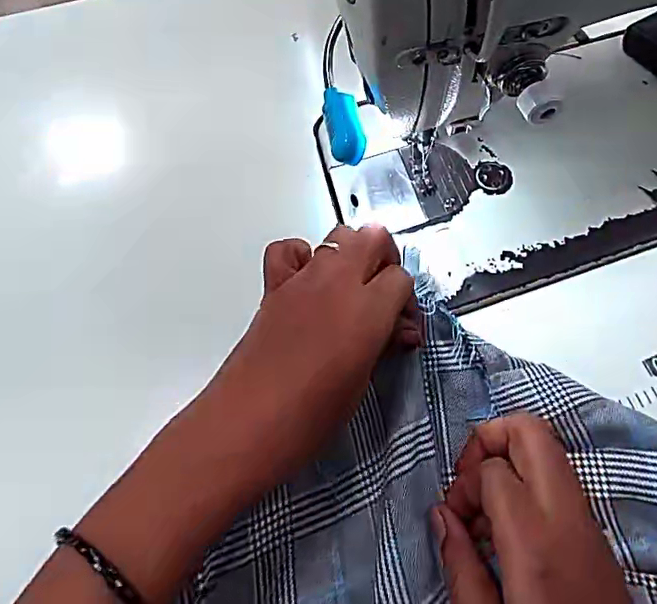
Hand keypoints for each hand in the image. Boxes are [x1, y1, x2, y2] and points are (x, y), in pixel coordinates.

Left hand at [185, 226, 419, 495]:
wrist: (250, 420)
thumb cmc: (306, 415)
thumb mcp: (362, 383)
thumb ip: (382, 343)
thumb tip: (394, 330)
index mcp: (367, 308)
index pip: (401, 277)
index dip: (405, 298)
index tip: (403, 318)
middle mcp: (336, 283)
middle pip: (373, 237)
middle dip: (386, 258)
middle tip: (386, 288)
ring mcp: (303, 279)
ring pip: (338, 236)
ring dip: (352, 252)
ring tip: (353, 283)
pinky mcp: (275, 284)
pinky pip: (291, 249)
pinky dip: (302, 255)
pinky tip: (308, 277)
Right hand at [432, 414, 630, 603]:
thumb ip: (461, 564)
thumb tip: (443, 518)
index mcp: (535, 538)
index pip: (493, 466)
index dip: (464, 482)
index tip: (454, 515)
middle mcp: (568, 519)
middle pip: (531, 431)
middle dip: (491, 439)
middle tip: (471, 480)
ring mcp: (590, 525)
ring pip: (548, 450)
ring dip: (511, 461)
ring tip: (487, 511)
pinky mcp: (600, 539)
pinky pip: (561, 481)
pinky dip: (531, 484)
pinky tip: (512, 528)